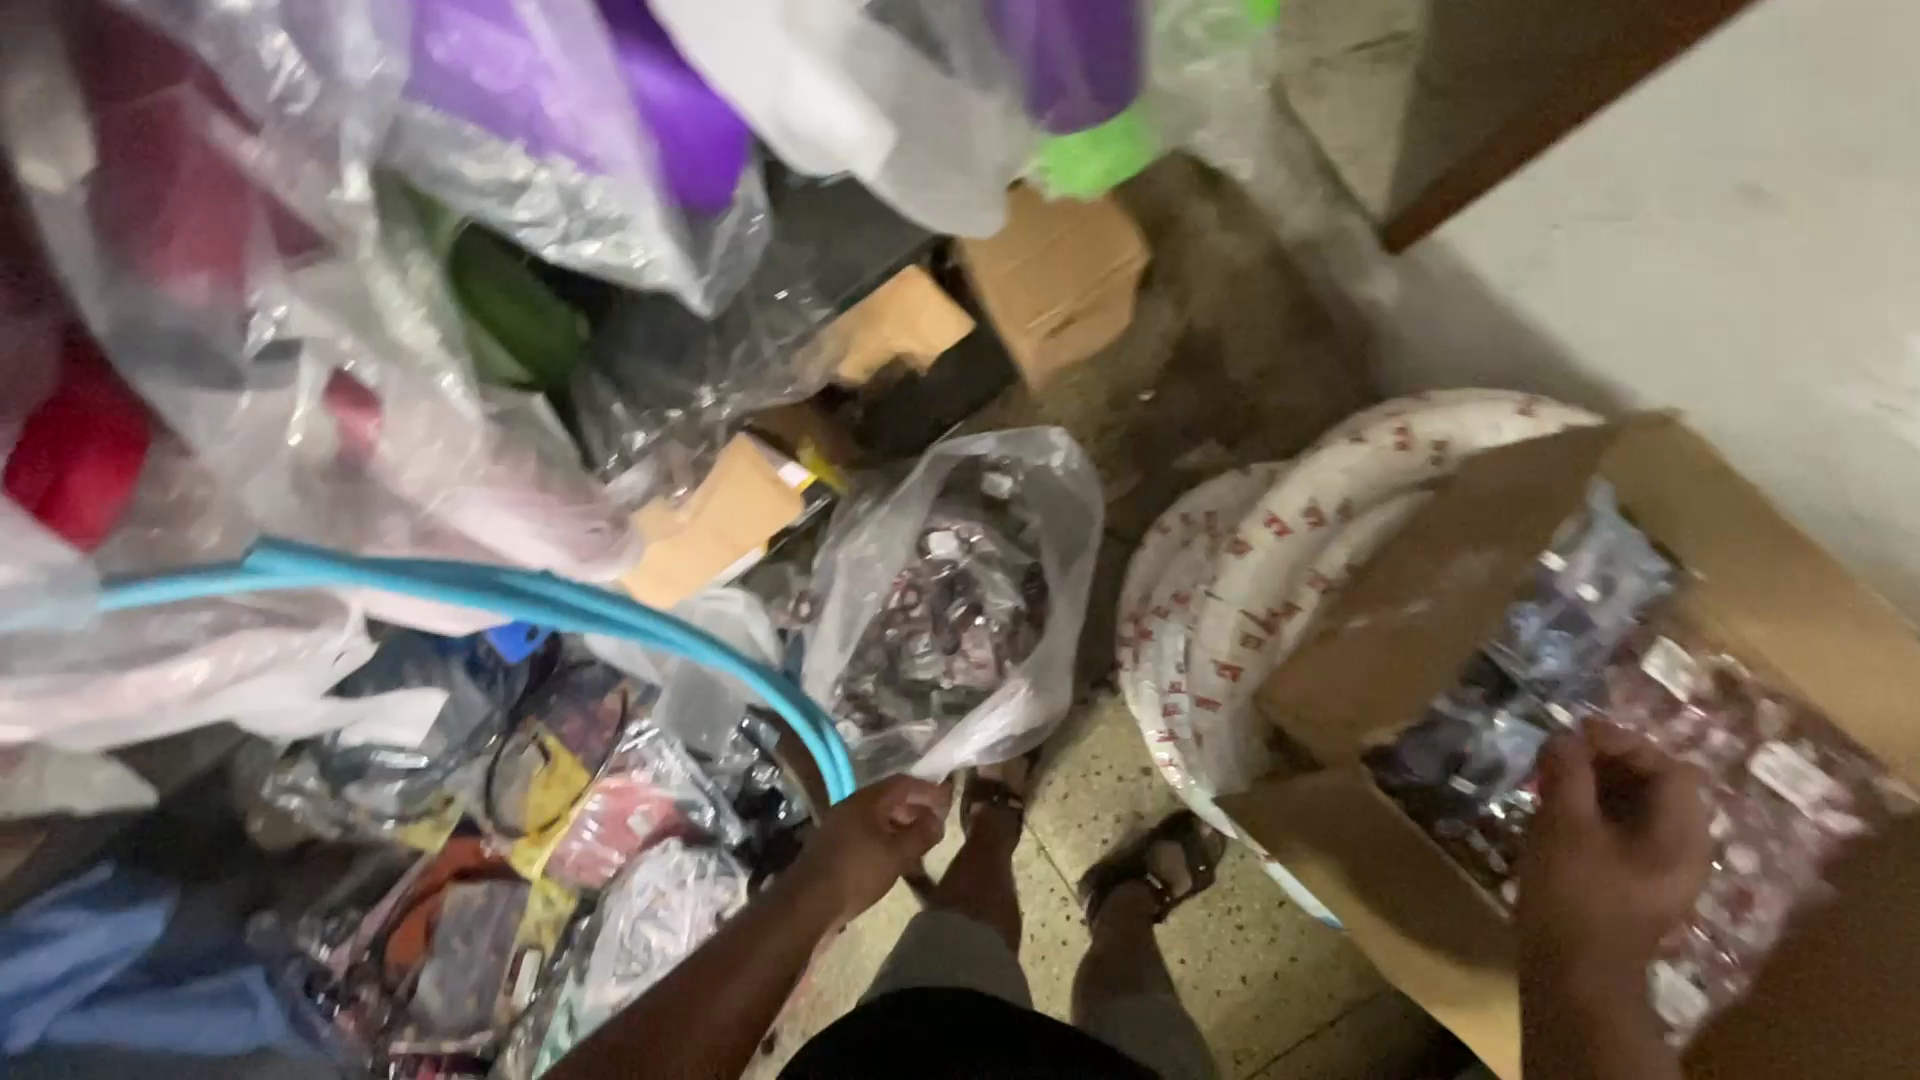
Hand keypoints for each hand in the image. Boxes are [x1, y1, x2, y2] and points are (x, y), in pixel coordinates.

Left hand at [788, 775, 951, 926]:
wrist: (806, 904)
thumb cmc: (856, 872)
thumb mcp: (897, 854)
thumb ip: (920, 834)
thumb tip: (936, 819)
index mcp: (865, 800)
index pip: (902, 783)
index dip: (927, 789)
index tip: (947, 799)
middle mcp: (849, 807)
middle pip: (888, 799)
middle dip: (914, 808)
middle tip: (935, 822)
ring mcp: (838, 827)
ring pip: (875, 819)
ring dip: (899, 826)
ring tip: (918, 843)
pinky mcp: (832, 848)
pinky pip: (865, 834)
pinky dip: (884, 840)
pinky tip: (893, 859)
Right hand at [1518, 720, 1712, 987]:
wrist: (1573, 971)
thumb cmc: (1574, 892)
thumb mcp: (1565, 825)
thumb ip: (1568, 774)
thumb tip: (1565, 736)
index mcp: (1681, 838)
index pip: (1669, 770)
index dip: (1624, 743)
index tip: (1574, 733)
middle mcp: (1681, 851)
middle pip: (1656, 787)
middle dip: (1606, 761)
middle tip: (1556, 750)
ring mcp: (1657, 869)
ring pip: (1634, 808)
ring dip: (1595, 783)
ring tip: (1548, 773)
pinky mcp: (1629, 880)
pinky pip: (1619, 829)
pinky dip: (1590, 808)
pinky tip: (1553, 806)